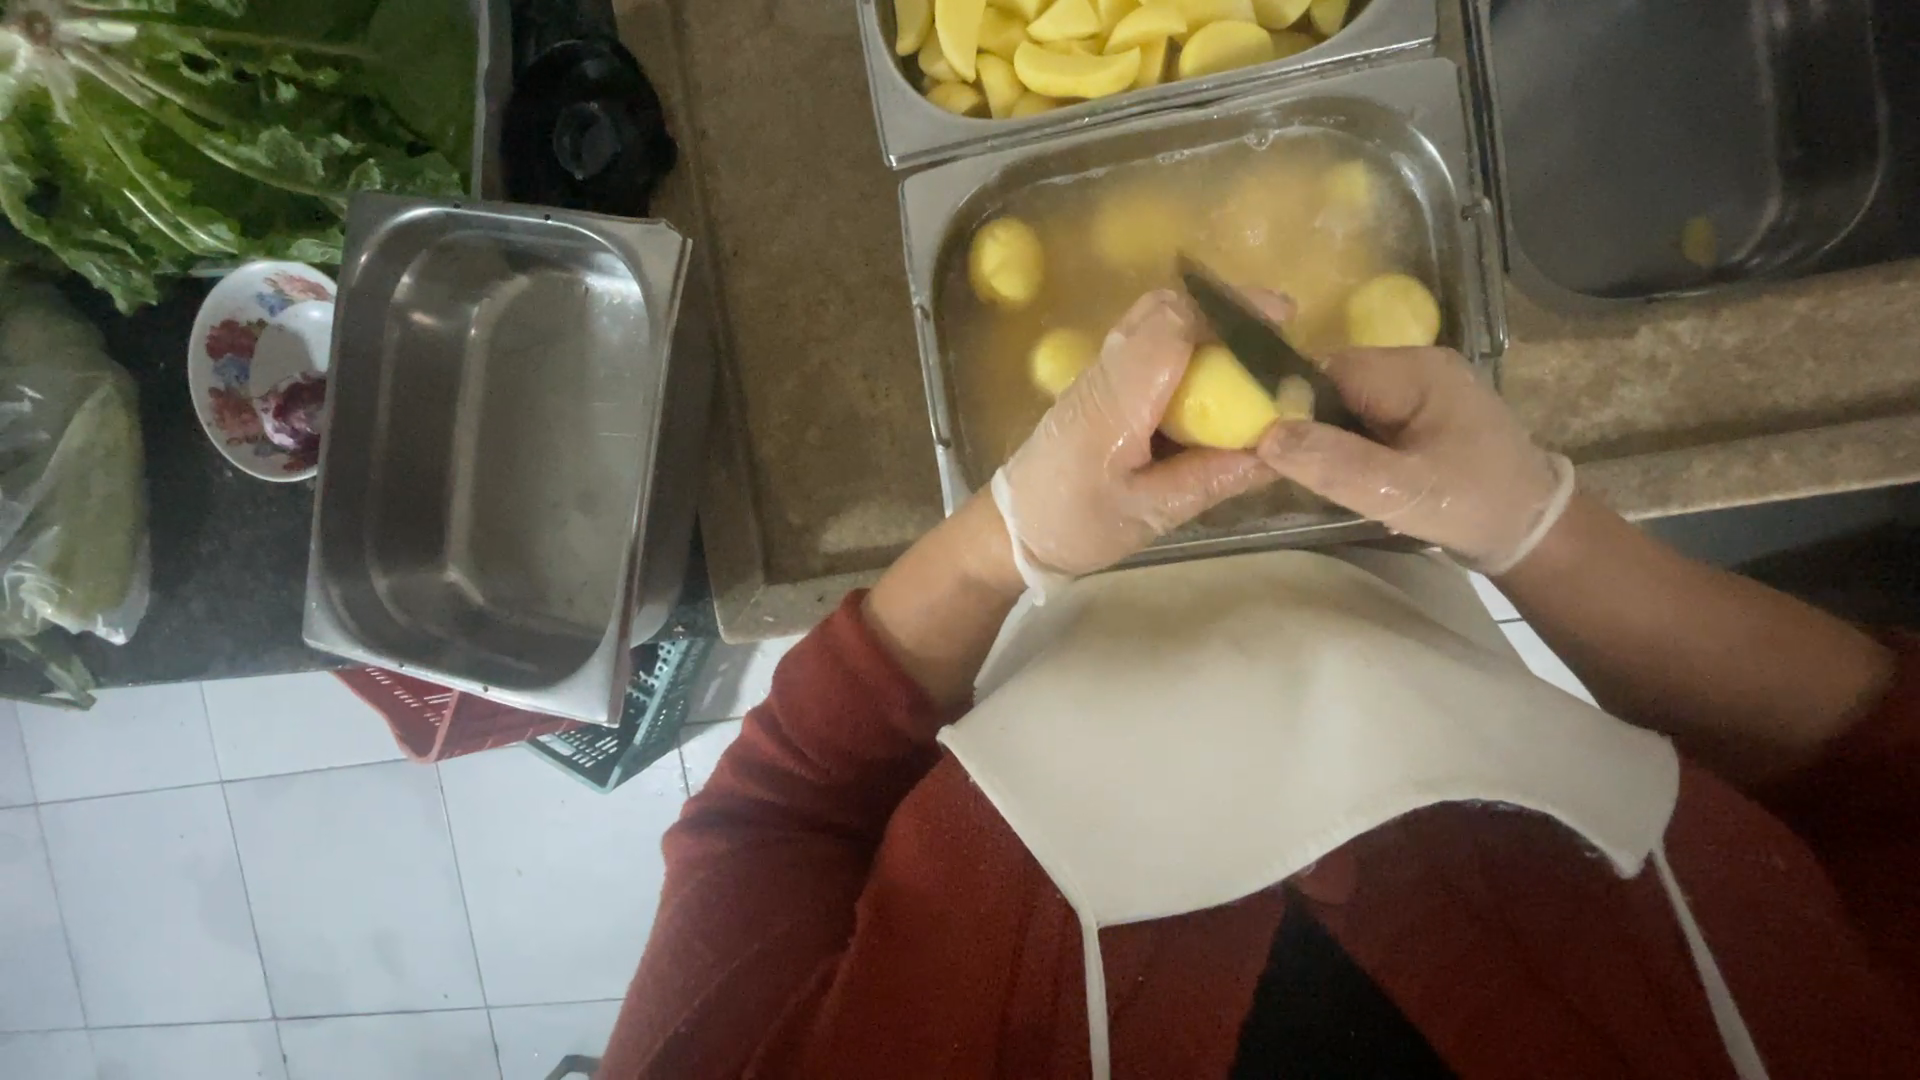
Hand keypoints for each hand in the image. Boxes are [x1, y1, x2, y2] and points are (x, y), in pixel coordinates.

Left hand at [993, 290, 1277, 590]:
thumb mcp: (1149, 513)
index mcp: (1116, 399)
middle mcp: (1105, 373)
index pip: (1173, 324)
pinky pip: (1144, 348)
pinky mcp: (1097, 388)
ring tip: (1249, 362)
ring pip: (1152, 323)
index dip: (1230, 315)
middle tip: (1271, 343)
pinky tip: (1209, 388)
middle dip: (1223, 313)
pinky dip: (1183, 351)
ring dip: (1203, 329)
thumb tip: (1279, 449)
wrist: (1012, 530)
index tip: (1282, 326)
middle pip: (1163, 308)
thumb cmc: (1073, 525)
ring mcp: (1096, 376)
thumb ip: (1212, 477)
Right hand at [1255, 346, 1573, 574]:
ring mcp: (1413, 390)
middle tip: (1273, 467)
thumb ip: (1334, 463)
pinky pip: (1354, 418)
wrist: (1533, 530)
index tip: (1256, 441)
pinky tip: (1330, 470)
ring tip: (1300, 472)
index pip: (1325, 369)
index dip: (1285, 401)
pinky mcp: (1411, 413)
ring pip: (1337, 402)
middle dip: (1298, 422)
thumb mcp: (1401, 491)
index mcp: (1414, 372)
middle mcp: (1413, 367)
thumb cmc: (1472, 506)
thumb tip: (1264, 437)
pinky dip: (1335, 443)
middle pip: (1328, 383)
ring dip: (1315, 436)